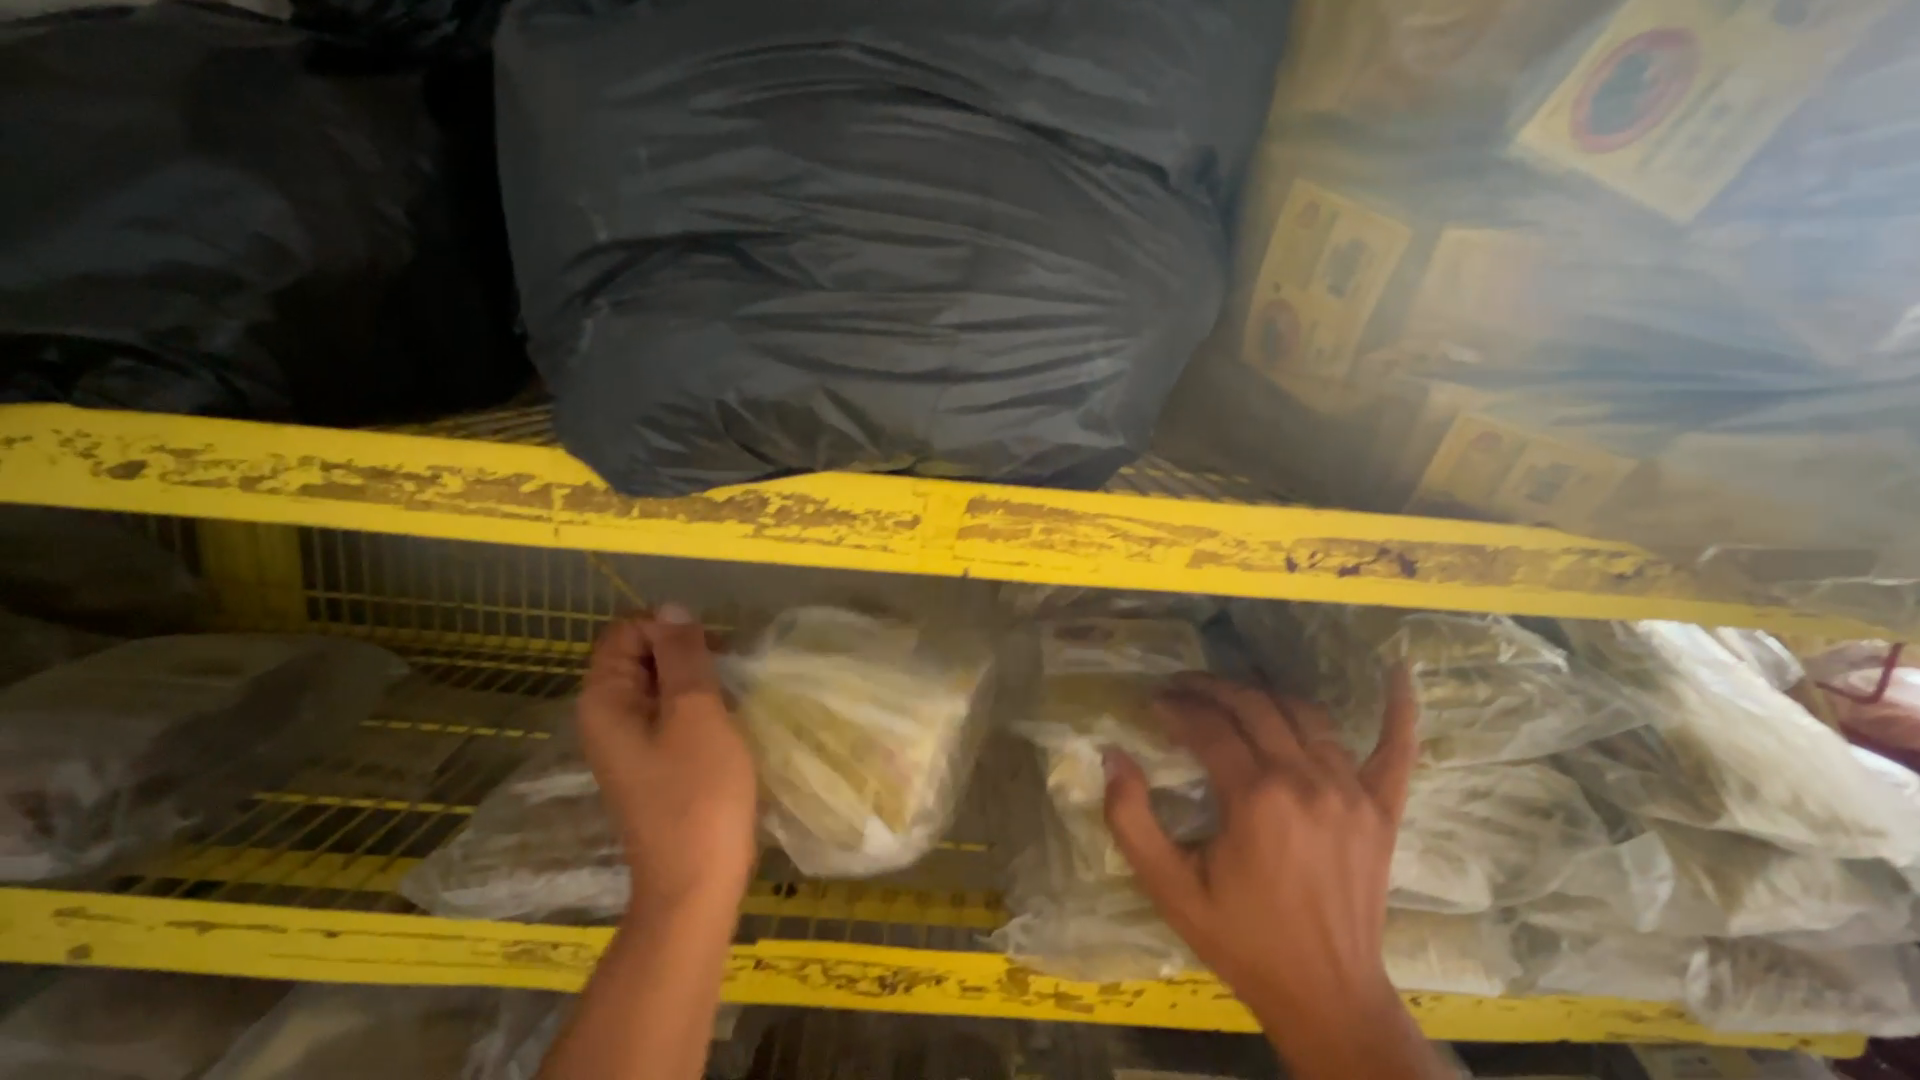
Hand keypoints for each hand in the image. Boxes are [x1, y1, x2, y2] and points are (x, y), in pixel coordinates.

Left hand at [577, 605, 758, 912]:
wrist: (695, 884)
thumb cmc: (699, 794)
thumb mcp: (697, 713)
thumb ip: (683, 656)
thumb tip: (673, 609)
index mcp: (605, 700)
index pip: (625, 632)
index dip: (668, 627)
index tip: (713, 649)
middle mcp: (606, 718)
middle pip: (639, 656)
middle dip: (684, 651)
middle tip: (730, 671)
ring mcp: (627, 745)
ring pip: (659, 687)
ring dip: (695, 680)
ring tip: (734, 695)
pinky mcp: (651, 766)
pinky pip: (668, 717)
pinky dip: (696, 709)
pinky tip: (726, 724)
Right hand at [1104, 668, 1420, 1050]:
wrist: (1325, 994)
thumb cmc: (1241, 941)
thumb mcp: (1169, 888)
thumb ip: (1131, 818)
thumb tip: (1112, 755)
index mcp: (1255, 797)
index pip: (1208, 727)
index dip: (1175, 709)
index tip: (1153, 704)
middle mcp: (1306, 780)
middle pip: (1254, 707)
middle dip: (1211, 689)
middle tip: (1181, 689)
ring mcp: (1352, 790)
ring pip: (1305, 715)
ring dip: (1264, 695)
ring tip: (1233, 695)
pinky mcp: (1383, 808)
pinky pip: (1396, 748)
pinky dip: (1398, 708)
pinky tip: (1397, 671)